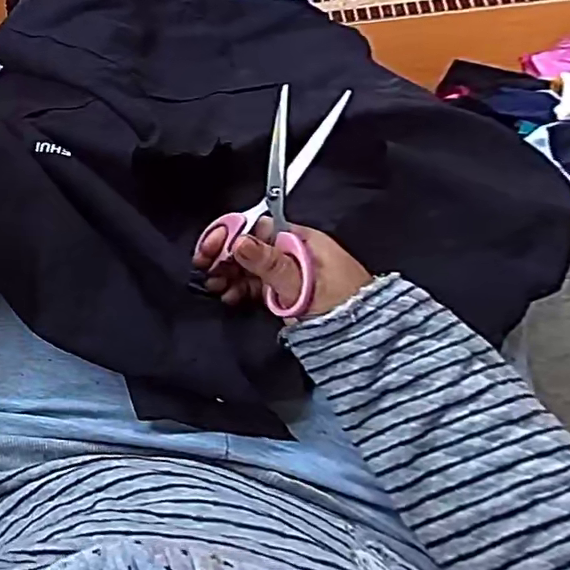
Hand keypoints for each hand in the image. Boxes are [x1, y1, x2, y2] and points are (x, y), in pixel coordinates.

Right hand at [193, 217, 371, 319]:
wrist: (365, 341)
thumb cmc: (339, 307)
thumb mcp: (302, 284)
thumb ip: (269, 262)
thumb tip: (239, 241)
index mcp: (300, 239)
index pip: (256, 228)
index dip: (229, 236)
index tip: (209, 250)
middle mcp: (292, 251)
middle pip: (248, 245)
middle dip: (223, 256)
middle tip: (204, 269)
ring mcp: (288, 271)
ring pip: (248, 265)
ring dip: (227, 273)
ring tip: (215, 287)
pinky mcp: (285, 290)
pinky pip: (254, 283)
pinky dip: (238, 287)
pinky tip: (229, 296)